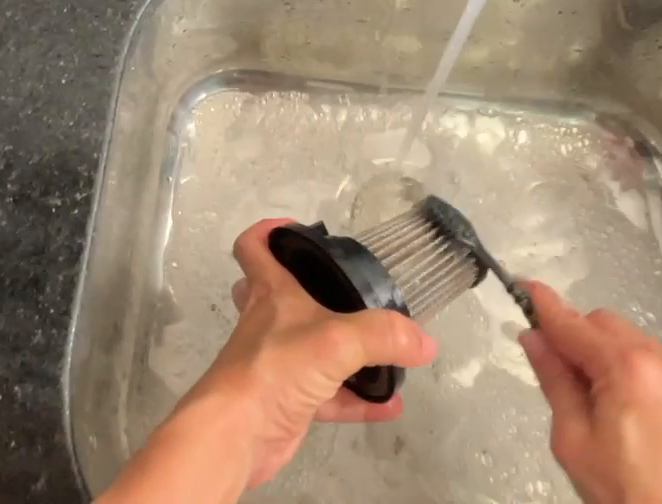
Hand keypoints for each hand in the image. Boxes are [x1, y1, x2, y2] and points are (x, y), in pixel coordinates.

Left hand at [99, 219, 437, 502]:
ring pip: (306, 345)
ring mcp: (276, 362)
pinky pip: (327, 394)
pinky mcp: (286, 400)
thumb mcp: (336, 341)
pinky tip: (388, 404)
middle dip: (302, 287)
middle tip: (339, 289)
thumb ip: (382, 335)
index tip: (294, 229)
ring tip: (381, 350)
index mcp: (270, 291)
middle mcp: (268, 321)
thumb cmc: (274, 368)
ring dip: (341, 349)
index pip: (253, 246)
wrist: (238, 433)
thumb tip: (423, 340)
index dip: (268, 231)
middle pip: (274, 291)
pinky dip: (356, 399)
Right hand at [518, 281, 661, 503]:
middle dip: (580, 337)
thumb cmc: (636, 499)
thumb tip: (535, 341)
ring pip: (642, 350)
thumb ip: (555, 384)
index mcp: (626, 368)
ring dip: (615, 360)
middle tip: (563, 373)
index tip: (523, 286)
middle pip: (608, 326)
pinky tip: (647, 427)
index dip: (542, 304)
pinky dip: (649, 385)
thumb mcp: (576, 445)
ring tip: (607, 408)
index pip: (571, 322)